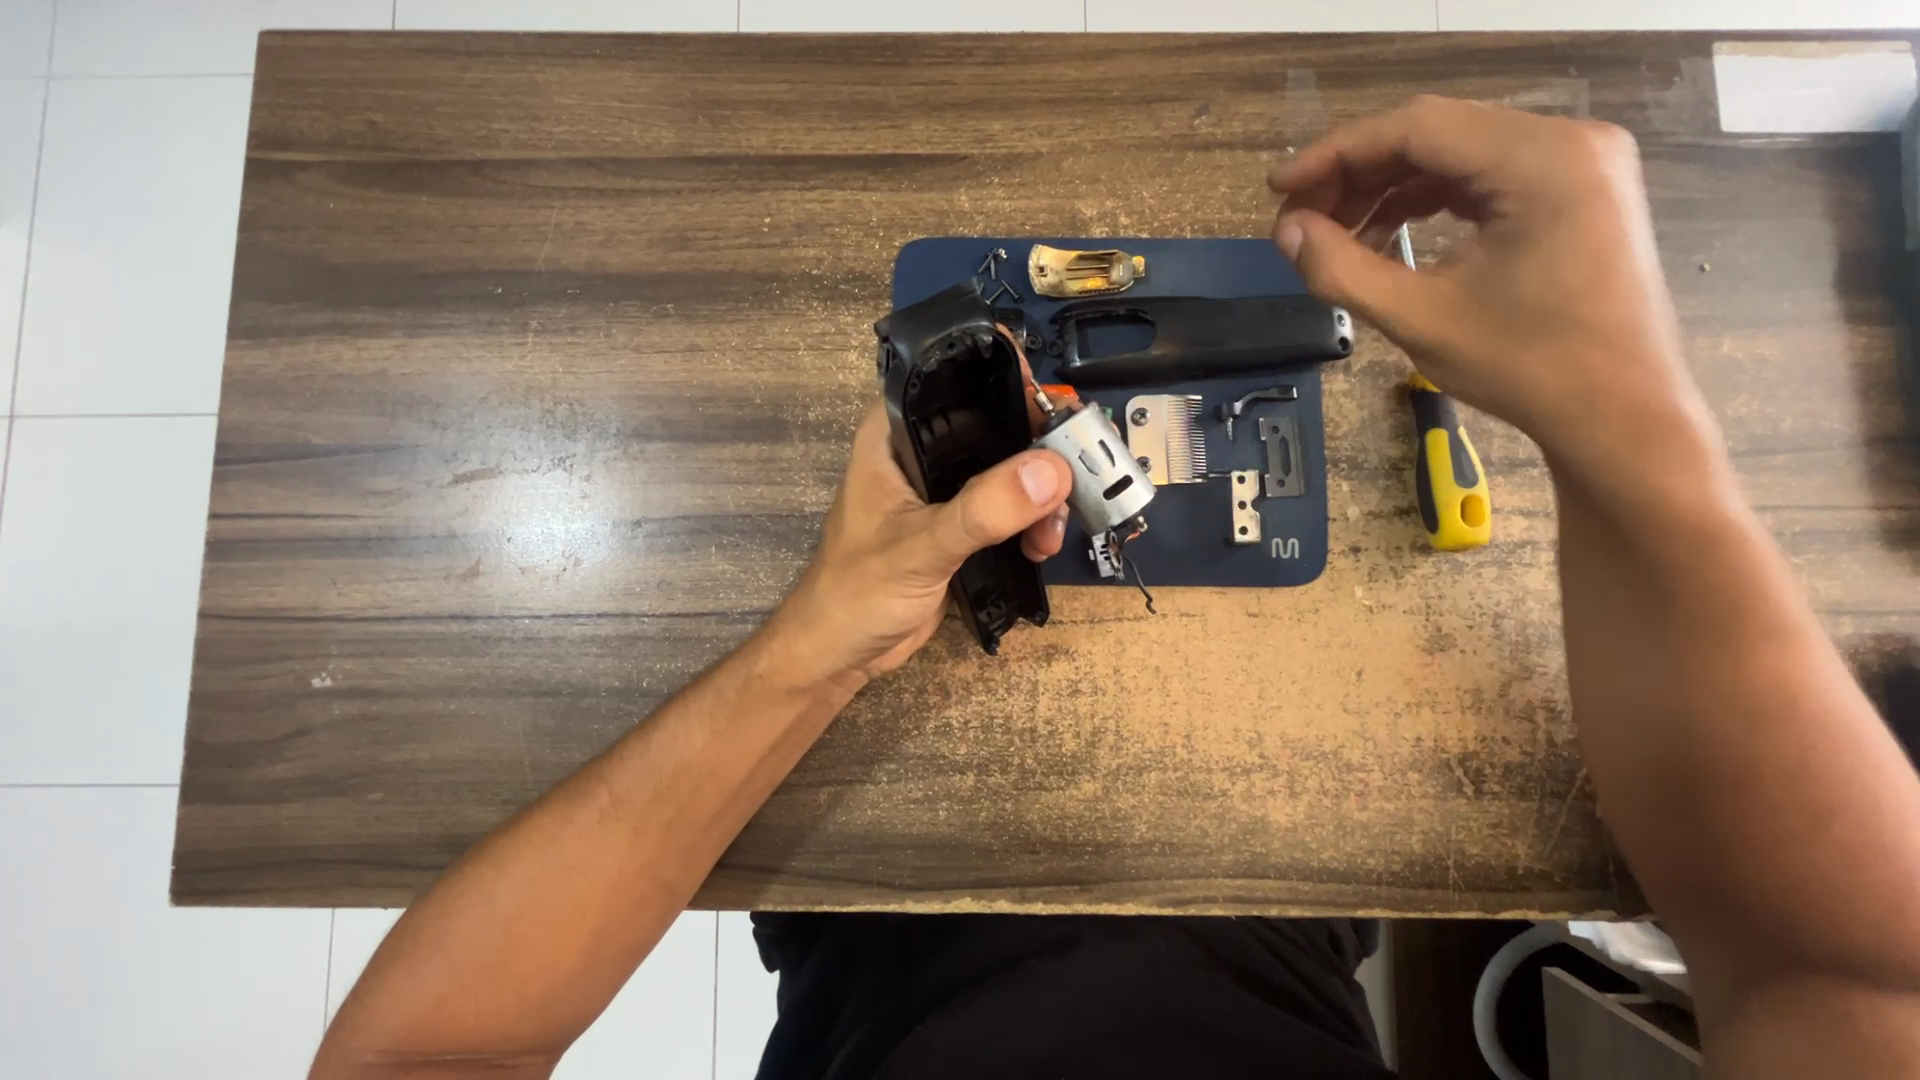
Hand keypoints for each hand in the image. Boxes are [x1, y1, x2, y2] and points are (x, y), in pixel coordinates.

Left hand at [760, 401, 1073, 692]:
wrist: (842, 652)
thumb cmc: (858, 591)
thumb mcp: (921, 546)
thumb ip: (982, 510)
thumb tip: (1051, 471)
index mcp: (895, 434)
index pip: (954, 381)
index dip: (1006, 381)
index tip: (1056, 405)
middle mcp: (923, 453)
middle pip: (995, 425)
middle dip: (1040, 447)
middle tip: (1079, 472)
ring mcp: (944, 491)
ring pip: (1008, 470)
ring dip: (1041, 495)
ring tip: (1052, 532)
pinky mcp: (960, 527)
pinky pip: (1008, 510)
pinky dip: (1031, 523)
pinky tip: (1040, 548)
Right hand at [1268, 96, 1719, 480]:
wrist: (1617, 410)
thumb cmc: (1525, 366)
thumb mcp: (1418, 318)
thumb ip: (1341, 268)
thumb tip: (1286, 231)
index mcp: (1540, 160)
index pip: (1415, 128)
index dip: (1335, 155)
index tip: (1278, 189)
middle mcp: (1566, 142)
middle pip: (1433, 134)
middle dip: (1356, 176)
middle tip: (1300, 222)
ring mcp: (1576, 164)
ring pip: (1453, 154)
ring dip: (1385, 190)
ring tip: (1334, 237)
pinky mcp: (1572, 191)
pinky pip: (1481, 177)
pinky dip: (1425, 201)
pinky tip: (1384, 238)